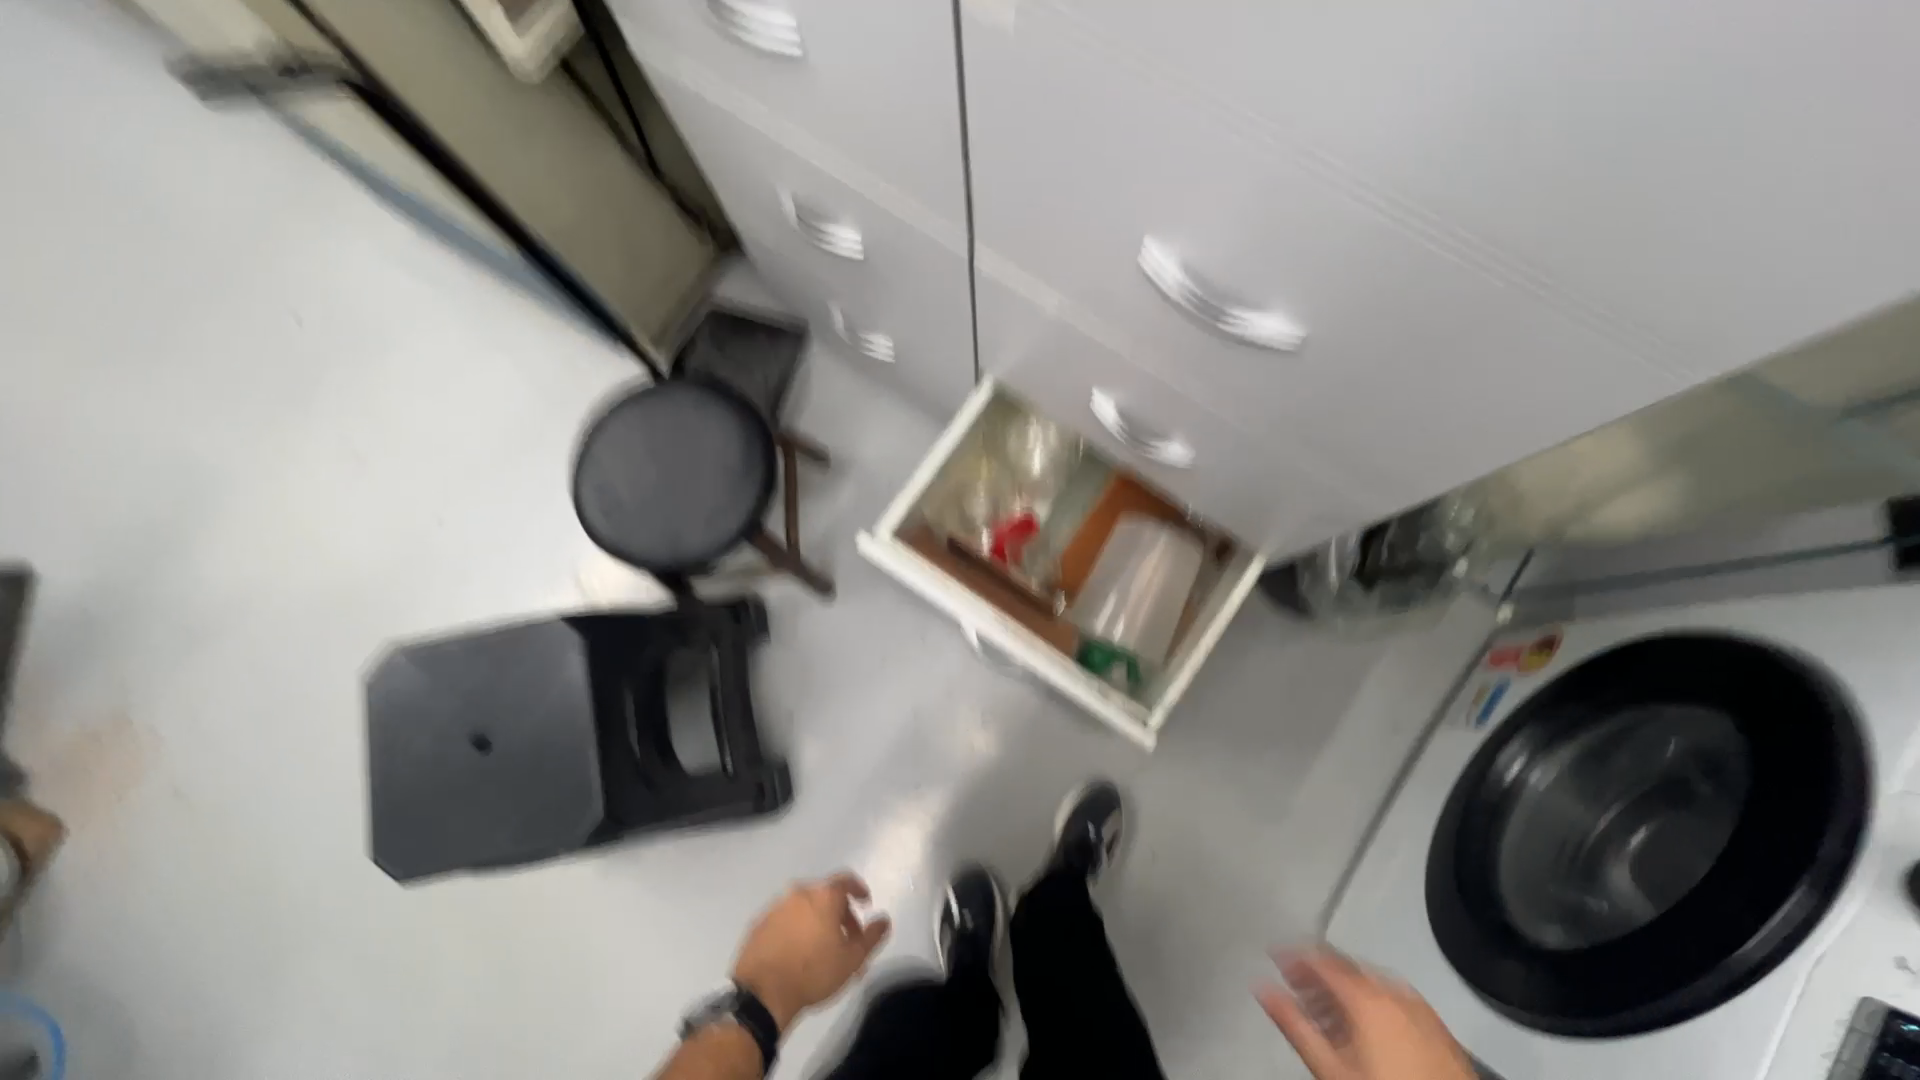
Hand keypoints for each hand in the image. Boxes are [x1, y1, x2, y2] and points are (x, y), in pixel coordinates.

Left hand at [732, 872, 892, 1031]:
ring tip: (821, 949)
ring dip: (816, 921)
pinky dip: (794, 929)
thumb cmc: (814, 972)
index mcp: (824, 896)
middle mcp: (799, 894)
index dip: (858, 890)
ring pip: (803, 908)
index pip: (846, 881)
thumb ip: (872, 936)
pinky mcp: (758, 924)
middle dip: (839, 913)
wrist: (763, 994)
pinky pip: (784, 920)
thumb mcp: (852, 959)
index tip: (865, 903)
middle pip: (825, 896)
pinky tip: (796, 953)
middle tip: (846, 938)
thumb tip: (883, 920)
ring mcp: (775, 908)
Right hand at [1256, 947, 1475, 1079]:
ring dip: (1344, 991)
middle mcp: (1394, 991)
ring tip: (1324, 1014)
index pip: (1321, 958)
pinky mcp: (1438, 1028)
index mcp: (1367, 996)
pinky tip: (1362, 1030)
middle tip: (1294, 988)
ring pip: (1372, 984)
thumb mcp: (1329, 1067)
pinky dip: (1371, 1004)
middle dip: (1318, 974)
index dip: (1293, 955)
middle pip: (1347, 969)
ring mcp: (1421, 1009)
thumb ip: (1293, 1023)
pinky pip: (1395, 1001)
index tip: (1273, 959)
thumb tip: (1261, 987)